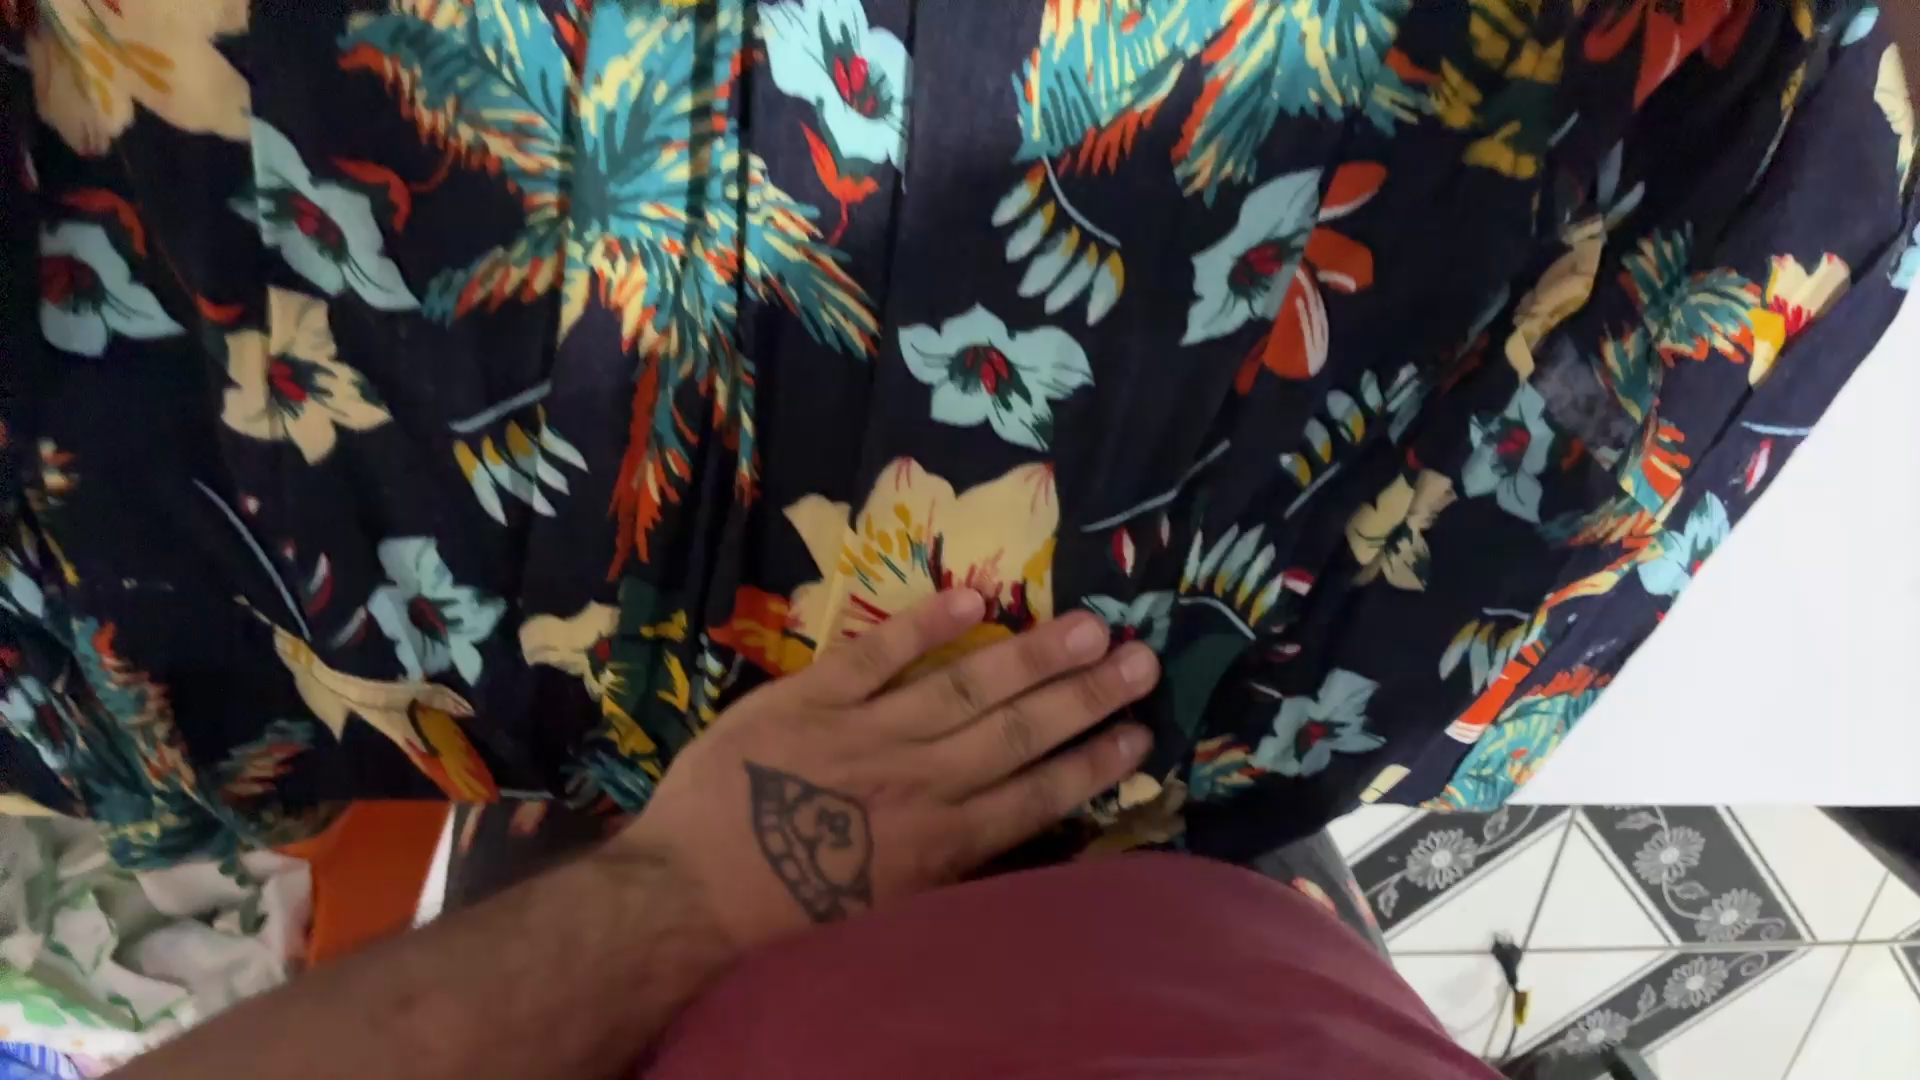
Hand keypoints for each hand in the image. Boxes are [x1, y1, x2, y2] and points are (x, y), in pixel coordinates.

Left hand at [613, 589, 1158, 957]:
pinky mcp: (812, 698)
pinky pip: (877, 655)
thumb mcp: (887, 906)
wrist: (687, 897)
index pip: (1036, 794)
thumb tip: (1009, 818)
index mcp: (939, 843)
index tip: (1140, 731)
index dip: (1092, 761)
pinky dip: (924, 626)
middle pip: (1018, 732)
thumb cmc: (788, 913)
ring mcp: (866, 734)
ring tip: (1089, 626)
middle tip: (1142, 660)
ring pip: (965, 689)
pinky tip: (972, 596)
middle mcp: (920, 784)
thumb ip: (950, 858)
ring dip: (1031, 657)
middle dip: (1085, 696)